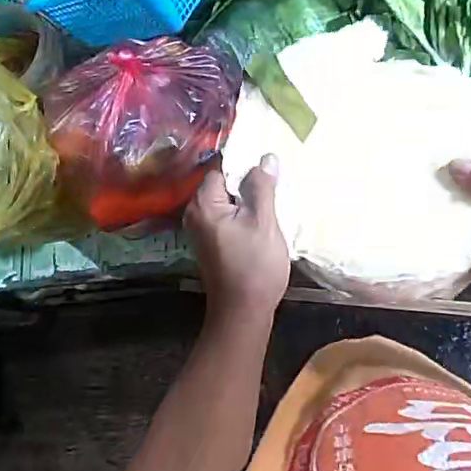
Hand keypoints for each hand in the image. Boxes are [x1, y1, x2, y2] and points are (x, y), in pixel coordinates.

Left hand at [186, 155, 288, 323]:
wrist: (242, 312)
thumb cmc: (254, 265)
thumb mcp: (264, 221)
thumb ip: (262, 186)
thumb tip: (265, 158)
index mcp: (203, 204)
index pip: (222, 169)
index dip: (245, 165)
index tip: (267, 165)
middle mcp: (195, 214)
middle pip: (223, 185)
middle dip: (247, 182)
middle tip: (275, 183)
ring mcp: (201, 230)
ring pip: (227, 203)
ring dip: (247, 200)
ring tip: (273, 201)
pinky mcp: (210, 244)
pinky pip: (226, 218)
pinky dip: (242, 216)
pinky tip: (262, 221)